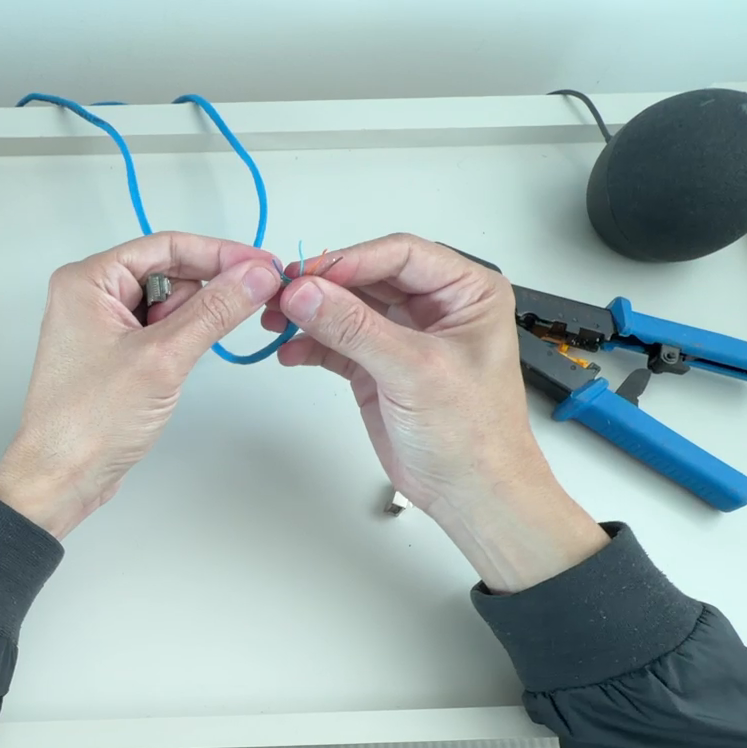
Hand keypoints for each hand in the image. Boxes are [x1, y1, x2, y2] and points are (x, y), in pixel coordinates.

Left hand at [0, 232, 283, 538]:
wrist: (61, 478)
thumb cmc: (92, 421)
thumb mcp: (162, 358)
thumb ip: (213, 311)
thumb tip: (257, 275)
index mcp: (88, 281)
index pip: (166, 246)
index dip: (219, 254)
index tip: (263, 268)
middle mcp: (89, 297)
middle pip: (167, 274)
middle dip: (203, 295)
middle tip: (238, 317)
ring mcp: (98, 329)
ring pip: (164, 307)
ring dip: (189, 325)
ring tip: (180, 362)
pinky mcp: (110, 358)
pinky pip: (154, 335)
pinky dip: (176, 345)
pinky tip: (176, 370)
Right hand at [265, 234, 607, 590]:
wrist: (467, 492)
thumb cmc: (472, 434)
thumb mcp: (413, 370)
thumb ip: (354, 328)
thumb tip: (305, 293)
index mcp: (465, 292)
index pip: (400, 256)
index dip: (351, 261)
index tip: (306, 276)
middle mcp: (434, 308)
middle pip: (367, 279)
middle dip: (322, 287)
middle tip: (280, 297)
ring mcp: (402, 338)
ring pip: (347, 310)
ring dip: (310, 315)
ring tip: (275, 323)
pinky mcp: (376, 368)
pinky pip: (336, 344)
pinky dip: (311, 347)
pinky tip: (290, 353)